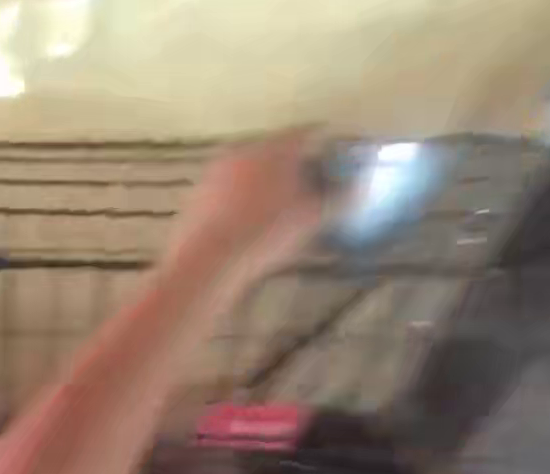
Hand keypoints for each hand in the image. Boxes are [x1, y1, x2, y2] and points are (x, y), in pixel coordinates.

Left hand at [161, 128, 327, 298]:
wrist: (204, 264)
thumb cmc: (265, 236)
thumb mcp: (312, 217)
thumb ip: (339, 197)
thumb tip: (358, 186)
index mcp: (276, 145)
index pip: (310, 134)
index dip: (326, 149)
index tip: (334, 167)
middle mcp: (241, 149)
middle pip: (273, 152)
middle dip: (289, 168)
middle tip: (302, 192)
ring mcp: (211, 175)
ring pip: (244, 174)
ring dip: (259, 188)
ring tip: (270, 215)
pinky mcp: (191, 202)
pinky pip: (221, 198)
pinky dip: (234, 207)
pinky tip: (239, 230)